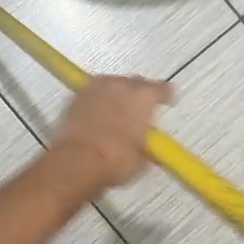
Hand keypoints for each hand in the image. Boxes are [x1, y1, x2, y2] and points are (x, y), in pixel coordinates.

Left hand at [53, 76, 172, 190]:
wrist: (77, 161)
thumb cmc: (116, 160)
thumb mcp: (141, 158)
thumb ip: (145, 144)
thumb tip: (144, 145)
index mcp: (143, 97)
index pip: (162, 88)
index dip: (165, 96)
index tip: (166, 103)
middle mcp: (121, 85)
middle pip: (135, 83)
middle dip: (139, 94)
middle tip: (139, 111)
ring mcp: (96, 87)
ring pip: (112, 85)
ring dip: (116, 95)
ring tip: (116, 112)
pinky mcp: (76, 96)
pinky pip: (93, 94)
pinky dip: (97, 102)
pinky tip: (97, 116)